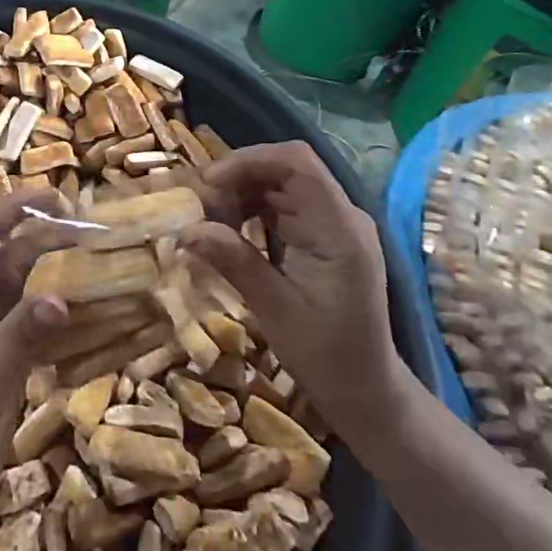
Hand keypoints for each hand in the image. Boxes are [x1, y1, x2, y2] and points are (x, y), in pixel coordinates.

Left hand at [0, 190, 71, 488]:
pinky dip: (59, 308)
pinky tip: (90, 302)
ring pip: (24, 286)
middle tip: (88, 225)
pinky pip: (35, 318)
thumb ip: (22, 333)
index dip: (11, 211)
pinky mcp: (6, 354)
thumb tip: (62, 297)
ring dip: (54, 270)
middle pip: (6, 257)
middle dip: (43, 238)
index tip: (52, 198)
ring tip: (96, 254)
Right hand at [183, 143, 398, 428]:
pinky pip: (284, 205)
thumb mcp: (275, 310)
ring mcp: (334, 223)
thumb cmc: (326, 356)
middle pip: (286, 169)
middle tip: (200, 209)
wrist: (365, 389)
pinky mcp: (324, 234)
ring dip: (241, 193)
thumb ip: (235, 262)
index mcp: (339, 229)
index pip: (297, 164)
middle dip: (238, 179)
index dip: (249, 161)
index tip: (208, 184)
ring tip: (210, 222)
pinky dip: (253, 209)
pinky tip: (230, 230)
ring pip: (281, 184)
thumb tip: (186, 230)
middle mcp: (341, 215)